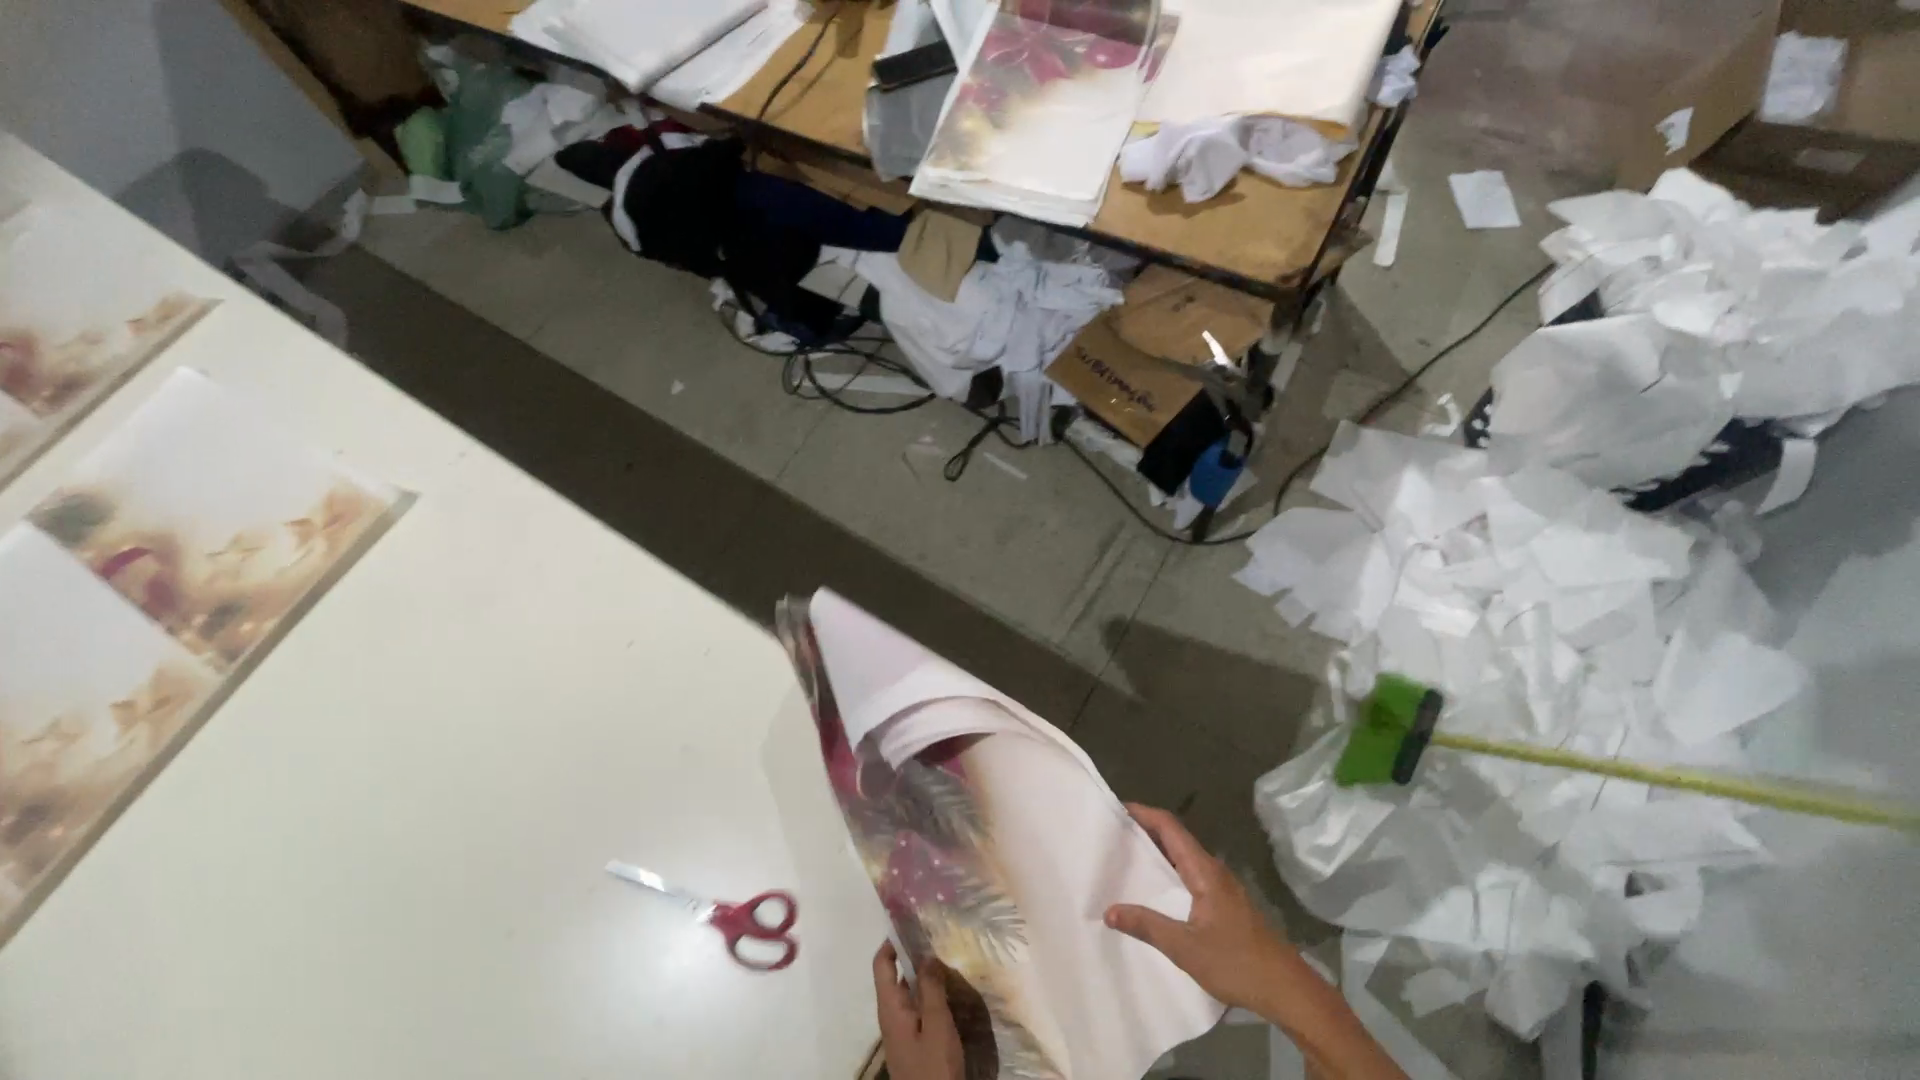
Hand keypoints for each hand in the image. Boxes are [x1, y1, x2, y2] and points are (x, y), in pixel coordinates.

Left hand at [873, 942, 964, 1079]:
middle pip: (895, 976)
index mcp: (890, 1007)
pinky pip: (918, 1008)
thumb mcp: (936, 1025)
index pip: (882, 964)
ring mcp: (902, 1030)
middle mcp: (891, 1014)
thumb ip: (931, 989)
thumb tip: (926, 955)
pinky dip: (929, 994)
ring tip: (946, 958)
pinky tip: (949, 991)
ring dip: (923, 975)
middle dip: (912, 955)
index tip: (911, 923)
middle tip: (936, 936)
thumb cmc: (933, 1066)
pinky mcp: (913, 1042)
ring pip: (909, 992)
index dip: (892, 942)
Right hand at [1104, 803, 1297, 1012]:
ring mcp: (1224, 888)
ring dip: (1158, 853)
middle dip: (1145, 831)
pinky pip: (1192, 876)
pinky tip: (1157, 892)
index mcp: (1205, 871)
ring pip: (1185, 858)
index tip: (1116, 809)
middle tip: (1112, 835)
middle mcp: (1215, 872)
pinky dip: (1170, 873)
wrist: (1286, 990)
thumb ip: (1147, 926)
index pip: (1170, 827)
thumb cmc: (1237, 963)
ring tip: (1127, 859)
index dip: (1143, 813)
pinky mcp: (1227, 904)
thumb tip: (1109, 911)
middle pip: (1177, 839)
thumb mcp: (1185, 948)